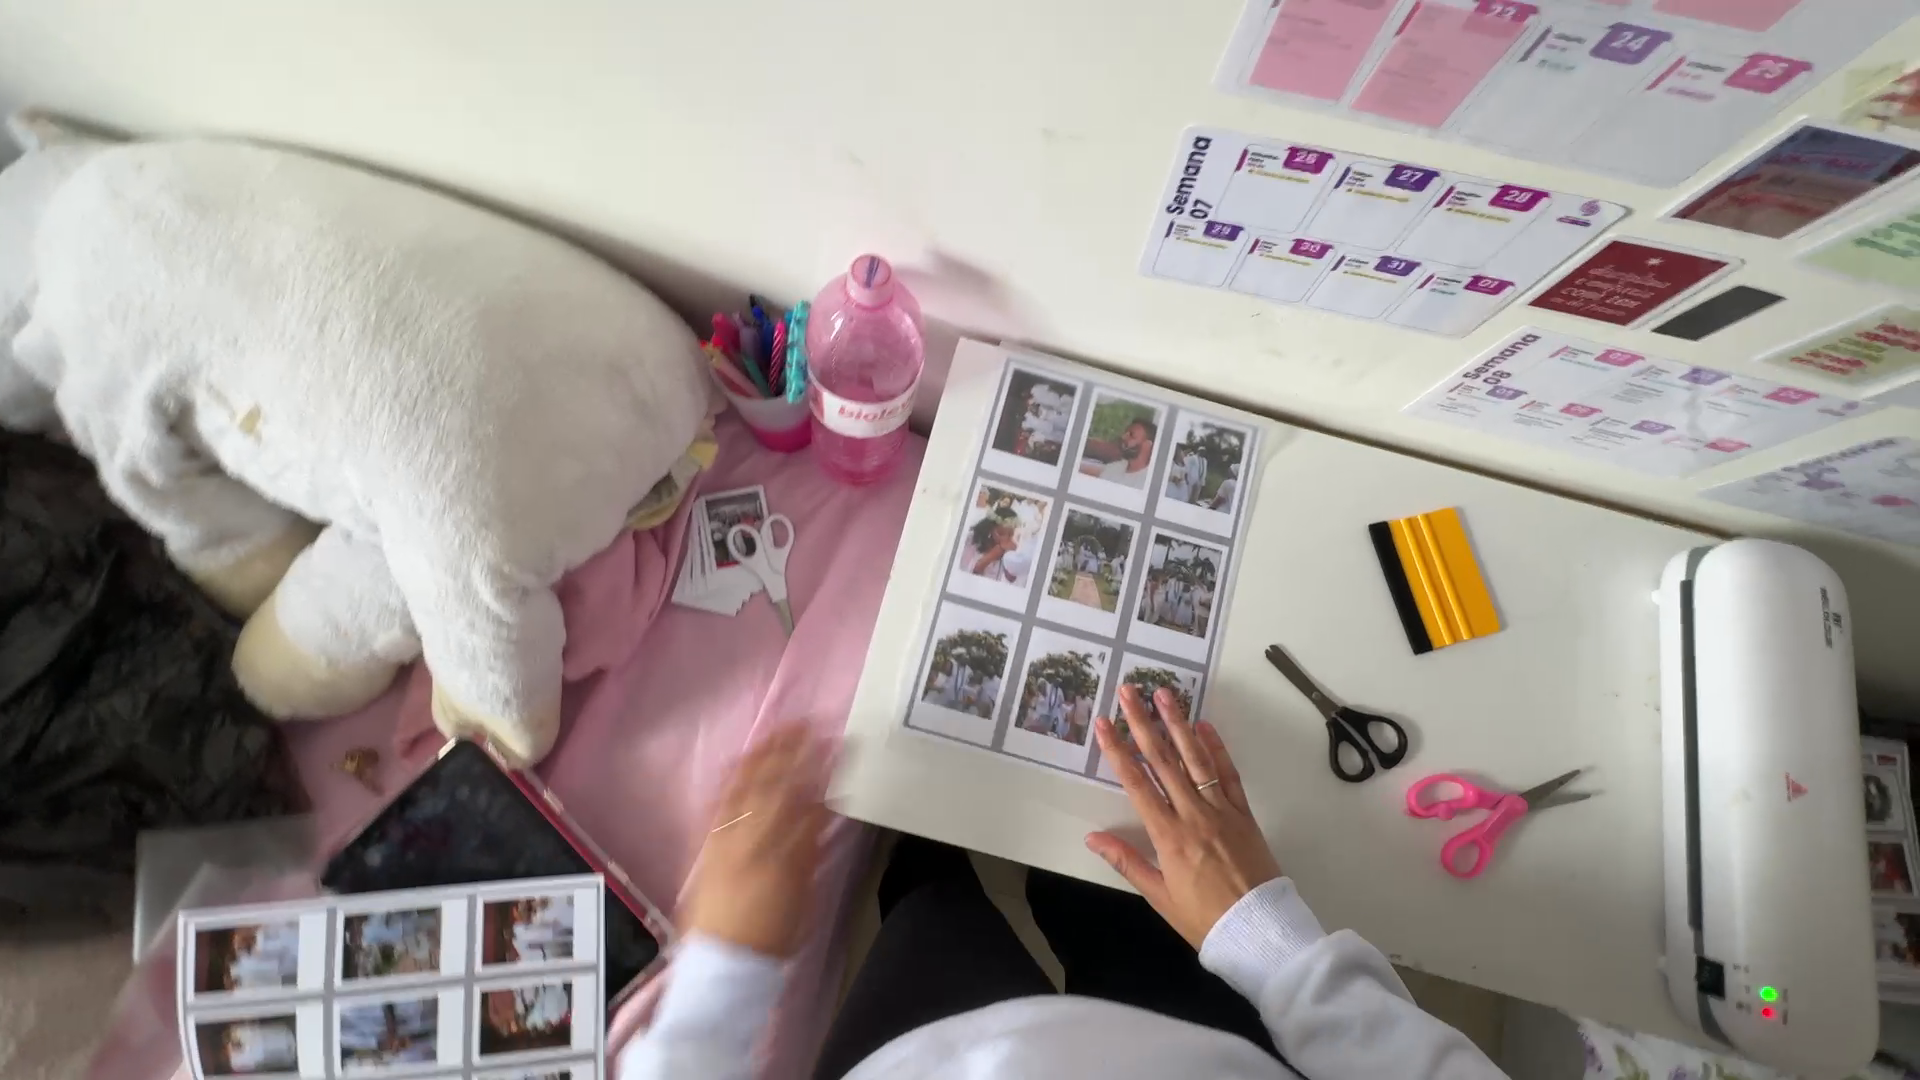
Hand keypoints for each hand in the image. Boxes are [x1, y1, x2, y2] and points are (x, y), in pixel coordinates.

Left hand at [683, 725, 833, 956]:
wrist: (724, 963)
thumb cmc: (775, 932)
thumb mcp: (806, 890)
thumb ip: (813, 845)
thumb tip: (827, 806)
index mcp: (784, 852)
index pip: (807, 798)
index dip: (821, 767)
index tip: (834, 743)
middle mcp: (753, 839)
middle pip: (776, 784)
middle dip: (794, 750)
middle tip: (809, 724)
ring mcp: (726, 838)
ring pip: (746, 787)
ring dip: (764, 754)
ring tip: (779, 730)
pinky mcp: (708, 843)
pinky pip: (719, 801)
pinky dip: (731, 776)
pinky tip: (740, 758)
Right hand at [1087, 685, 1281, 948]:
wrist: (1262, 934)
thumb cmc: (1204, 919)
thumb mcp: (1158, 896)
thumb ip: (1126, 861)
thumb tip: (1091, 836)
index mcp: (1168, 835)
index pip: (1136, 783)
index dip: (1117, 750)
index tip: (1104, 723)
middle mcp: (1193, 814)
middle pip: (1163, 760)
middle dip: (1143, 723)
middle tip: (1129, 692)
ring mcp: (1221, 810)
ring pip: (1195, 759)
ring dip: (1178, 724)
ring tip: (1164, 694)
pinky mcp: (1244, 813)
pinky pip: (1228, 775)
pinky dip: (1217, 748)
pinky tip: (1205, 726)